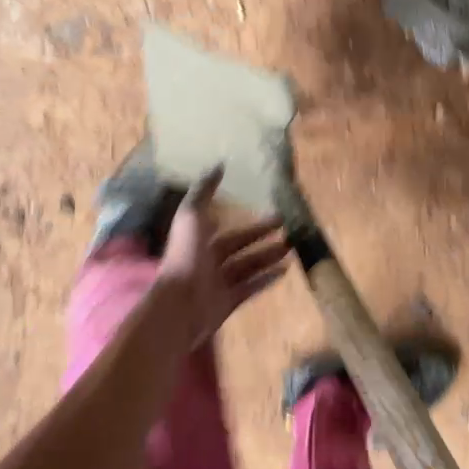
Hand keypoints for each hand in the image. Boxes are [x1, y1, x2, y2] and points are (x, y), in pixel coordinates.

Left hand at [155, 166, 290, 345]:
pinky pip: (250, 288)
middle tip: (287, 228)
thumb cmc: (186, 256)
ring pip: (248, 266)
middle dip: (262, 237)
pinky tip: (284, 271)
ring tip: (290, 247)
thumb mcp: (191, 214)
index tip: (271, 213)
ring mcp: (219, 283)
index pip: (229, 228)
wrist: (178, 304)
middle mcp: (209, 261)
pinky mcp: (228, 303)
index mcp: (200, 240)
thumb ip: (204, 190)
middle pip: (241, 246)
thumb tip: (219, 164)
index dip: (249, 221)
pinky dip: (267, 279)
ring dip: (268, 256)